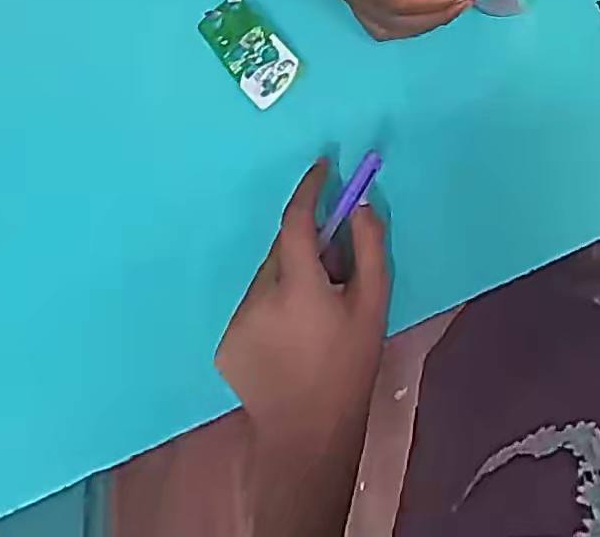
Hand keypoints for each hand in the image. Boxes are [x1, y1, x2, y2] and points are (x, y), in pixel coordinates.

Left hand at [216, 158, 390, 451]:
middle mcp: (260, 297)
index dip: (310, 188)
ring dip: (292, 273)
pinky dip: (275, 299)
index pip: (297, 221)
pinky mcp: (225, 342)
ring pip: (269, 274)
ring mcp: (237, 322)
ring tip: (315, 309)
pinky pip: (255, 301)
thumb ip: (369, 245)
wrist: (308, 434)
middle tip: (336, 265)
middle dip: (308, 243)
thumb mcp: (373, 302)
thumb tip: (360, 204)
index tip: (323, 166)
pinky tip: (292, 331)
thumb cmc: (350, 363)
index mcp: (299, 287)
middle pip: (284, 247)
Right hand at [299, 0, 471, 39]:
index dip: (432, 4)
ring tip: (451, 8)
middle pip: (391, 23)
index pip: (396, 2)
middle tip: (464, 3)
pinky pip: (382, 19)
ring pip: (385, 28)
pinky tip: (430, 6)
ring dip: (420, 24)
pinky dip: (408, 19)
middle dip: (432, 18)